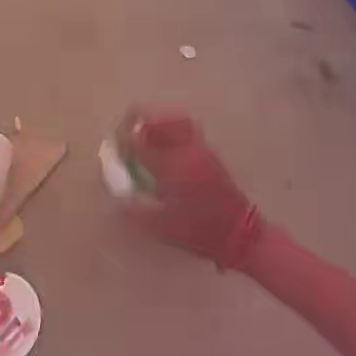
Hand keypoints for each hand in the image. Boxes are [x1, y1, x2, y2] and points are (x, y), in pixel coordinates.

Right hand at [118, 107, 263, 270]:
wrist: (240, 234)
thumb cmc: (199, 232)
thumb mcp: (160, 227)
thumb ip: (135, 210)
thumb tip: (117, 197)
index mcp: (172, 165)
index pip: (139, 141)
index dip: (123, 140)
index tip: (114, 146)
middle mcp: (187, 150)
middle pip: (159, 120)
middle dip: (139, 121)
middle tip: (128, 131)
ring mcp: (202, 150)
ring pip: (177, 122)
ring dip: (158, 123)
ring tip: (145, 136)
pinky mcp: (211, 154)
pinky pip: (188, 131)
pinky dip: (172, 131)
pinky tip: (165, 149)